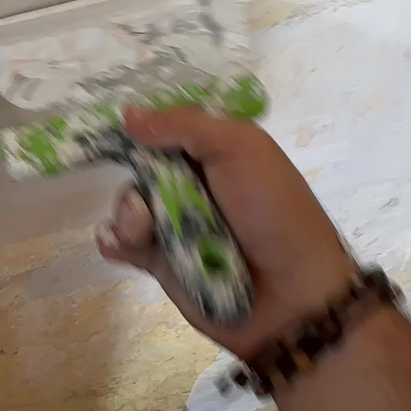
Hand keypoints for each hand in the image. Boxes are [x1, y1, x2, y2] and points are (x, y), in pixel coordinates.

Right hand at [96, 106, 360, 359]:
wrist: (295, 298)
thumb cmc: (272, 210)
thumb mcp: (238, 148)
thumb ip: (182, 125)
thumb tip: (127, 113)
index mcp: (211, 149)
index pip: (164, 127)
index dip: (140, 128)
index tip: (118, 128)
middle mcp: (189, 182)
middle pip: (139, 165)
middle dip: (136, 177)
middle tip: (147, 196)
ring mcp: (174, 222)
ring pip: (129, 204)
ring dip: (130, 215)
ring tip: (145, 231)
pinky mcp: (162, 260)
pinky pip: (124, 242)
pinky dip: (115, 240)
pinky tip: (116, 245)